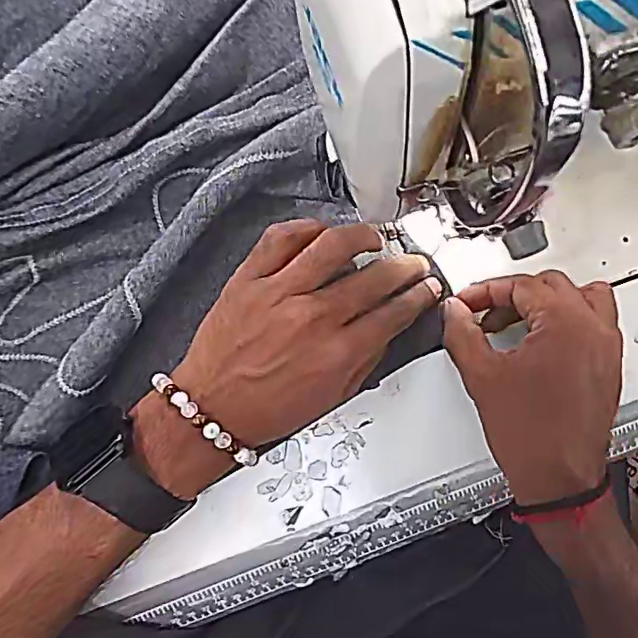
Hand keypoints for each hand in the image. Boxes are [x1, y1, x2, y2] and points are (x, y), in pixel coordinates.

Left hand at [132, 220, 439, 498]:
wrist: (212, 410)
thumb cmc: (265, 409)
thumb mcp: (332, 396)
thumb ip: (364, 360)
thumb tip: (386, 329)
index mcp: (337, 353)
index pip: (393, 312)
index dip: (418, 296)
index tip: (425, 289)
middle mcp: (312, 318)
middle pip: (374, 277)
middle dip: (405, 267)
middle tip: (412, 264)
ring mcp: (278, 294)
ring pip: (333, 245)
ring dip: (364, 236)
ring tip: (374, 238)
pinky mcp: (249, 280)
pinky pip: (281, 238)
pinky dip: (306, 228)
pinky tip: (321, 232)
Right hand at [440, 271, 622, 505]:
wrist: (560, 477)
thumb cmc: (533, 438)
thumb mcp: (482, 377)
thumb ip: (463, 334)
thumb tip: (456, 313)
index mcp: (565, 324)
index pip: (522, 286)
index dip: (487, 291)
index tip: (469, 302)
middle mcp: (594, 329)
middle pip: (551, 285)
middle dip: (513, 295)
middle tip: (485, 313)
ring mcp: (607, 347)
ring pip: (581, 297)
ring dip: (547, 302)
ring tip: (517, 321)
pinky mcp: (610, 365)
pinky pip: (595, 323)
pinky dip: (569, 320)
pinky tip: (542, 342)